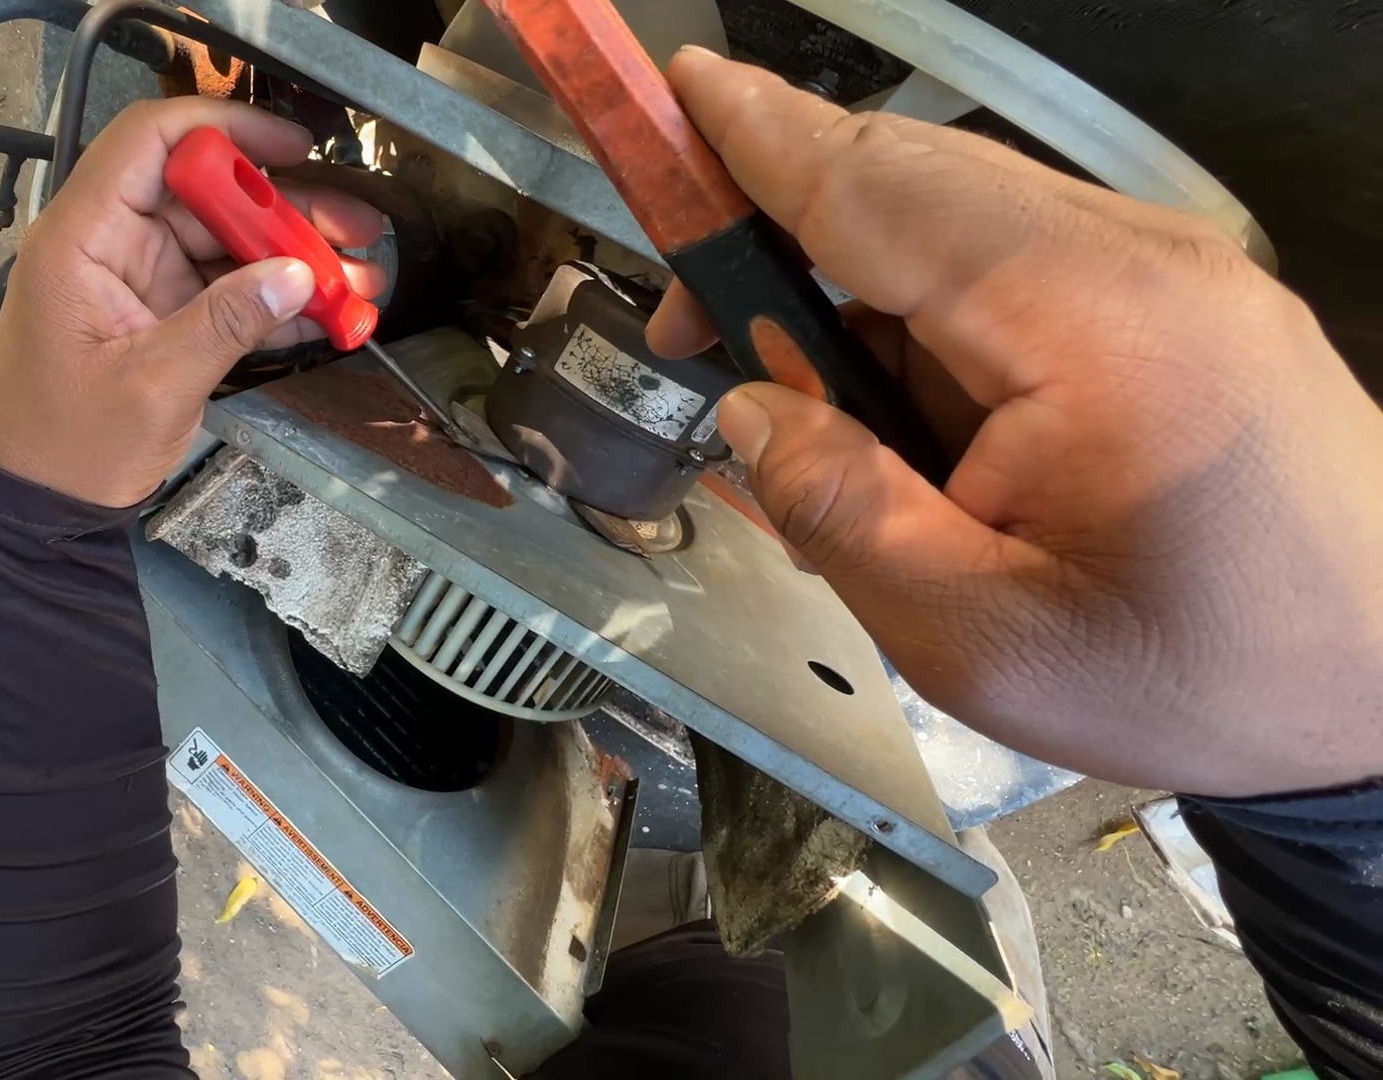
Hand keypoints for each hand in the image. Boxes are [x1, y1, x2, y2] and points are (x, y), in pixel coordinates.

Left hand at [0, 98, 384, 507]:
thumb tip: (296, 276)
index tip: (295, 149)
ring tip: (359, 281)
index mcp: (86, 239)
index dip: (225, 133)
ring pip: (231, 251)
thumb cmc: (73, 443)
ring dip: (296, 266)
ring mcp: (147, 286)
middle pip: (211, 201)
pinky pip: (231, 300)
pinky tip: (330, 316)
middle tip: (357, 230)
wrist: (49, 499)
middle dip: (289, 214)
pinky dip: (278, 309)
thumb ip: (227, 323)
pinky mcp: (169, 322)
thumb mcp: (154, 382)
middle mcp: (118, 248)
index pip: (153, 144)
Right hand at [650, 49, 1382, 796]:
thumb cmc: (1185, 684)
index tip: (680, 91)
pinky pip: (968, 300)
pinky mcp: (1137, 325)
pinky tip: (876, 443)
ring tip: (787, 426)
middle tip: (685, 330)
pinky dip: (888, 353)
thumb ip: (839, 511)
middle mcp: (1123, 270)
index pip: (882, 195)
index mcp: (1089, 327)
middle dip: (767, 243)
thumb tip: (749, 411)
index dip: (764, 139)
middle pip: (900, 197)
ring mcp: (1140, 289)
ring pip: (927, 251)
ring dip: (829, 321)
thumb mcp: (970, 633)